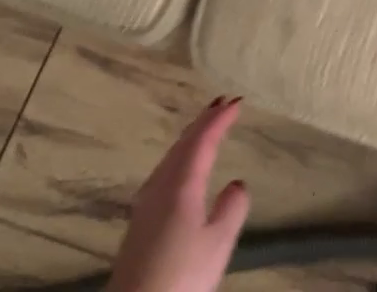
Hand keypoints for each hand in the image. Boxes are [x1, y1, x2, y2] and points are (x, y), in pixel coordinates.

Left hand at [106, 97, 250, 291]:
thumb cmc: (182, 277)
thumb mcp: (219, 243)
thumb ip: (232, 208)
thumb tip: (236, 183)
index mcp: (180, 187)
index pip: (201, 142)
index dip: (219, 120)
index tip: (237, 101)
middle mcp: (158, 190)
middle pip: (181, 147)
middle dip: (202, 123)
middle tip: (222, 104)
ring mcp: (144, 207)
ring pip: (169, 160)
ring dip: (189, 139)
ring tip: (205, 127)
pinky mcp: (139, 224)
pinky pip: (163, 174)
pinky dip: (179, 158)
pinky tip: (182, 168)